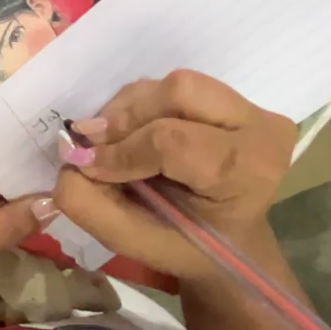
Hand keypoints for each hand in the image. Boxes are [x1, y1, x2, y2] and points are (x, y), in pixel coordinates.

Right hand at [54, 71, 296, 281]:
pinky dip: (138, 106)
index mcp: (248, 172)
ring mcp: (251, 108)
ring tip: (111, 143)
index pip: (175, 141)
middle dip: (124, 117)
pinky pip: (173, 87)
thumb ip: (89, 203)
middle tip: (92, 144)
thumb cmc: (183, 245)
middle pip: (179, 91)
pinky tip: (130, 134)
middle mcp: (261, 129)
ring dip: (127, 110)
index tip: (88, 167)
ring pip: (172, 84)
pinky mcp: (233, 99)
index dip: (122, 151)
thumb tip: (68, 157)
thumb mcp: (131, 239)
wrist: (226, 240)